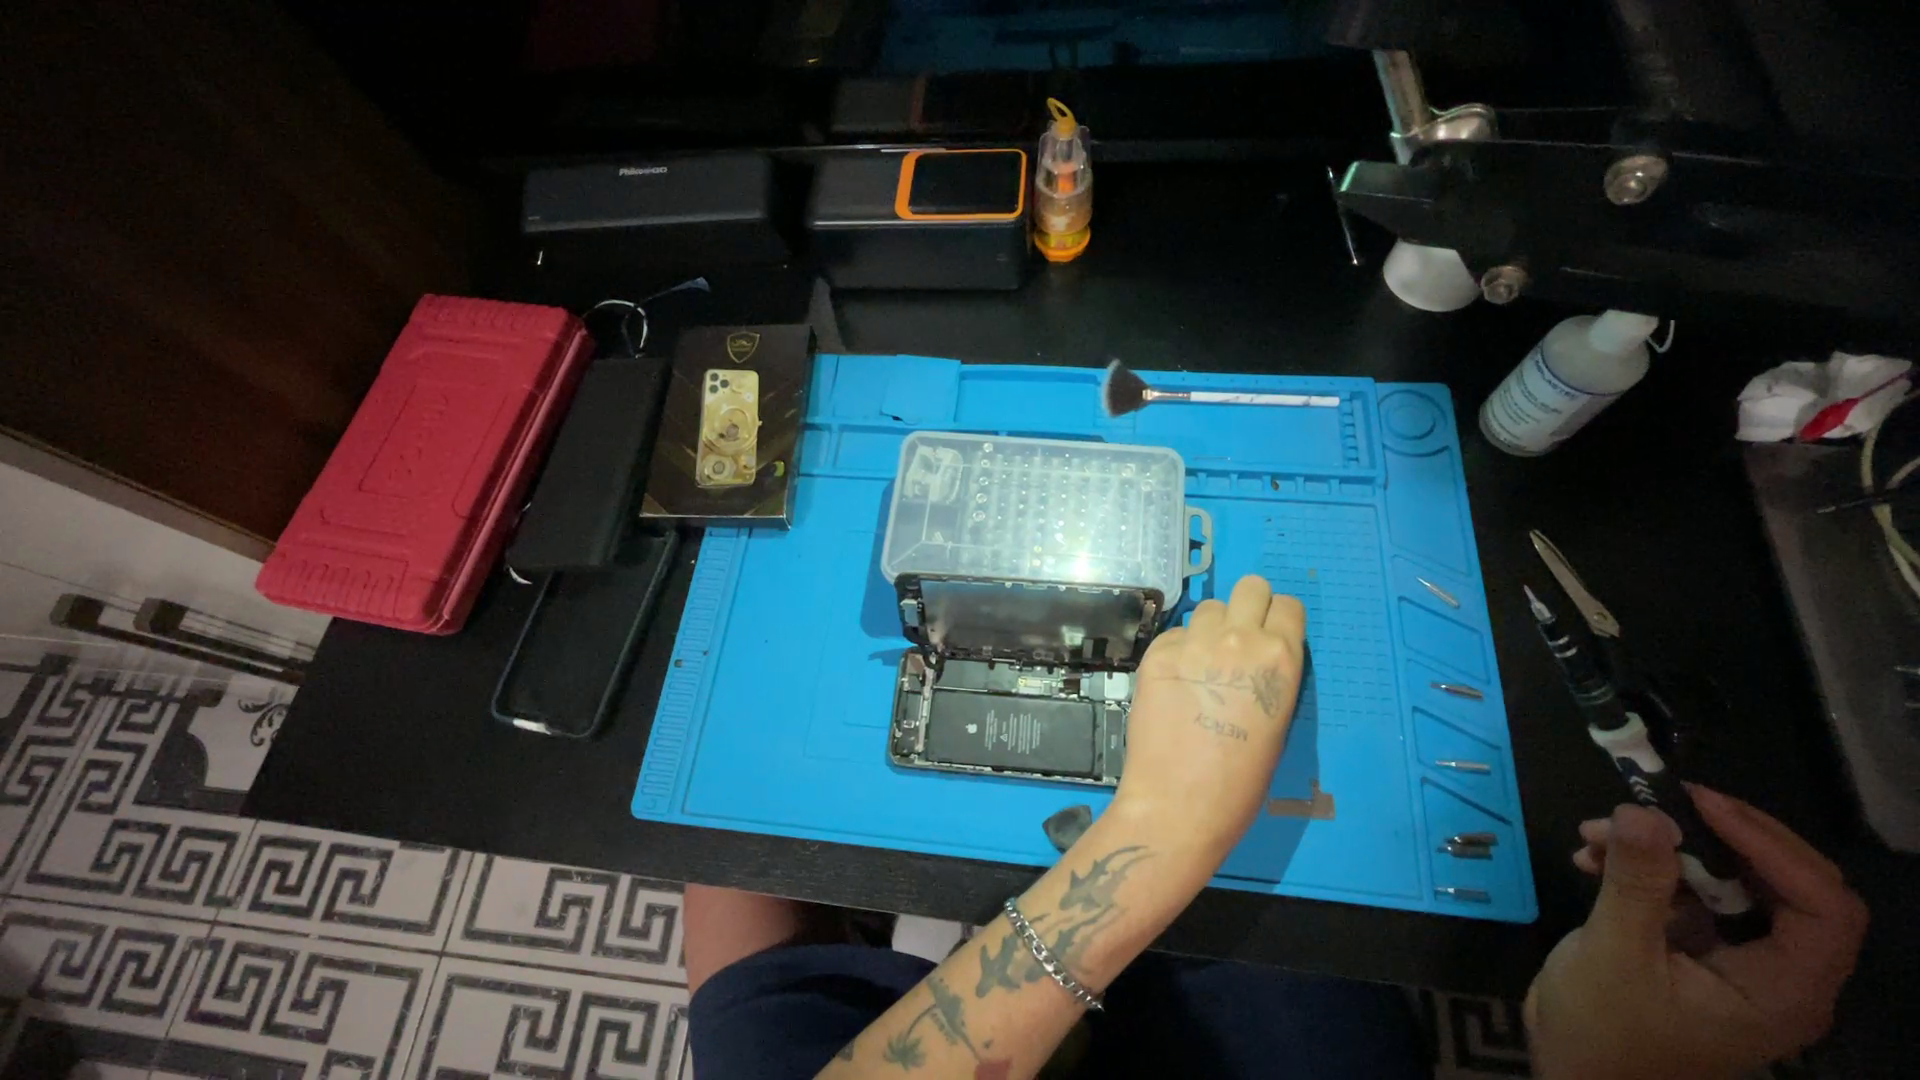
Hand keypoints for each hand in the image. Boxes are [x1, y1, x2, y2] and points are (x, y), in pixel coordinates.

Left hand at [1113, 574, 1306, 860]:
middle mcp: (1238, 640)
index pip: (1287, 605)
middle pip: (1249, 586)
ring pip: (1208, 608)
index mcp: (1280, 659)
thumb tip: (1260, 657)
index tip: (1269, 634)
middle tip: (1236, 638)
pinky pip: (1174, 634)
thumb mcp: (1278, 724)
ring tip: (1202, 664)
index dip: (1278, 618)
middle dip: (1247, 606)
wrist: (1178, 803)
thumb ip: (1271, 676)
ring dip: (1210, 628)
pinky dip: (1177, 649)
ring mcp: (1193, 643)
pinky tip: (1175, 681)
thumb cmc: (1239, 781)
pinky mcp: (1156, 653)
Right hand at [1525, 787, 1867, 1079]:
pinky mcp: (1690, 948)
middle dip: (1716, 835)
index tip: (1700, 802)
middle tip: (1657, 798)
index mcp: (1784, 989)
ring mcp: (1733, 960)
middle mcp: (1776, 973)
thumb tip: (1643, 810)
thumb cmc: (1604, 1027)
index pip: (1823, 907)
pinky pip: (1685, 892)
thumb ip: (1635, 882)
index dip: (1771, 847)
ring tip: (1593, 830)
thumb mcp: (1614, 952)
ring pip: (1727, 882)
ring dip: (1664, 847)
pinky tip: (1588, 855)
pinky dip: (1641, 866)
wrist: (1573, 1072)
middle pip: (1783, 886)